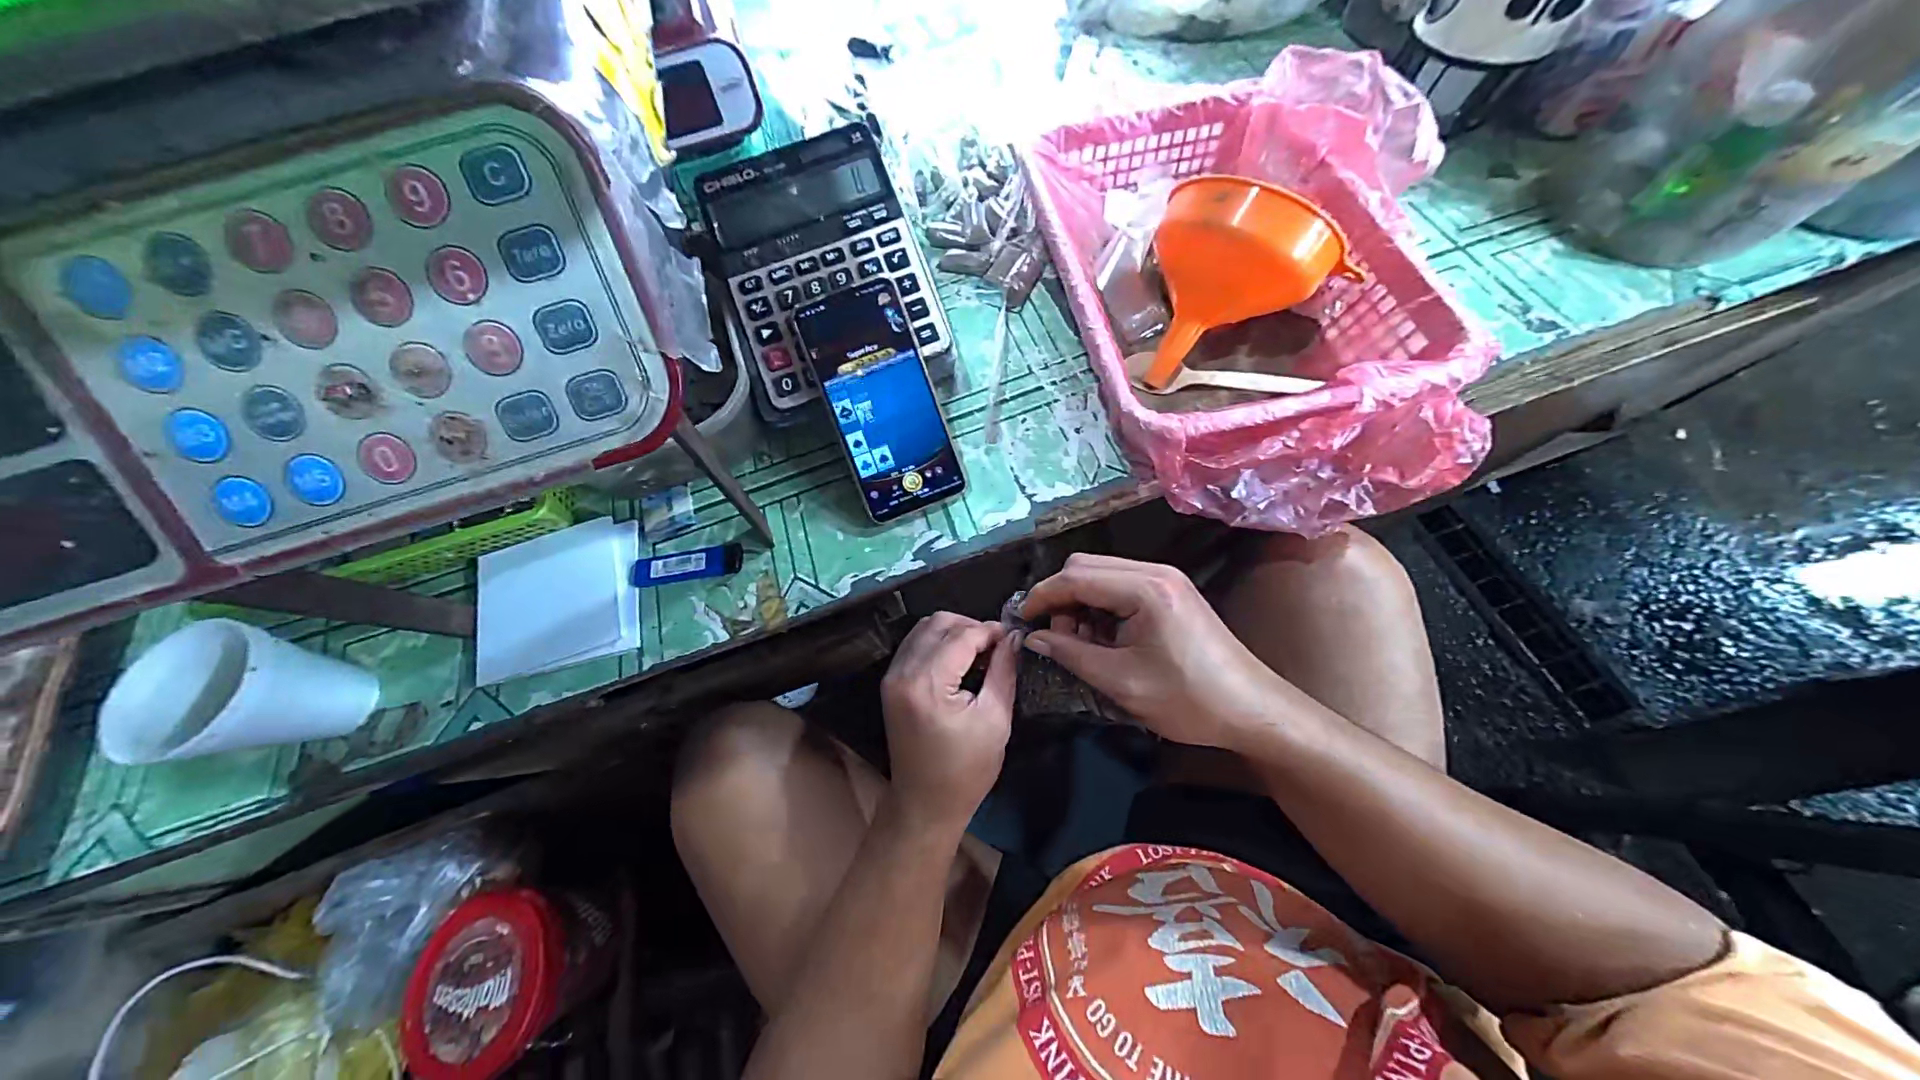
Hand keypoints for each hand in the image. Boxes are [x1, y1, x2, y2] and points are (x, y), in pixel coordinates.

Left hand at [880, 612, 1017, 829]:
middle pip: (938, 623)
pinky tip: (958, 661)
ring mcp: (892, 677)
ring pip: (923, 629)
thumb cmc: (966, 769)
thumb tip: (1012, 637)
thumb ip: (1003, 671)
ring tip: (979, 652)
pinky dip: (937, 643)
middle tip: (996, 646)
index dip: (990, 631)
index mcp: (928, 683)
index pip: (961, 635)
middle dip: (970, 627)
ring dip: (953, 632)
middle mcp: (903, 672)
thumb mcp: (995, 719)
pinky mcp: (890, 683)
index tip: (1011, 638)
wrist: (924, 803)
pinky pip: (914, 645)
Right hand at [1022, 554, 1296, 751]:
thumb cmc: (1187, 699)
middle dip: (1061, 597)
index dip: (1042, 596)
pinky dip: (1101, 606)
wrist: (1251, 709)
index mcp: (1144, 588)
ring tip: (1078, 643)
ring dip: (1080, 602)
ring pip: (1102, 574)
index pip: (1075, 576)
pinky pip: (1120, 585)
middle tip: (1053, 636)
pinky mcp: (1171, 592)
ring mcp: (1166, 579)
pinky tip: (1102, 638)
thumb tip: (1034, 637)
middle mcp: (1155, 571)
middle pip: (1086, 566)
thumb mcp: (1120, 681)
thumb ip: (1070, 653)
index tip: (1021, 620)